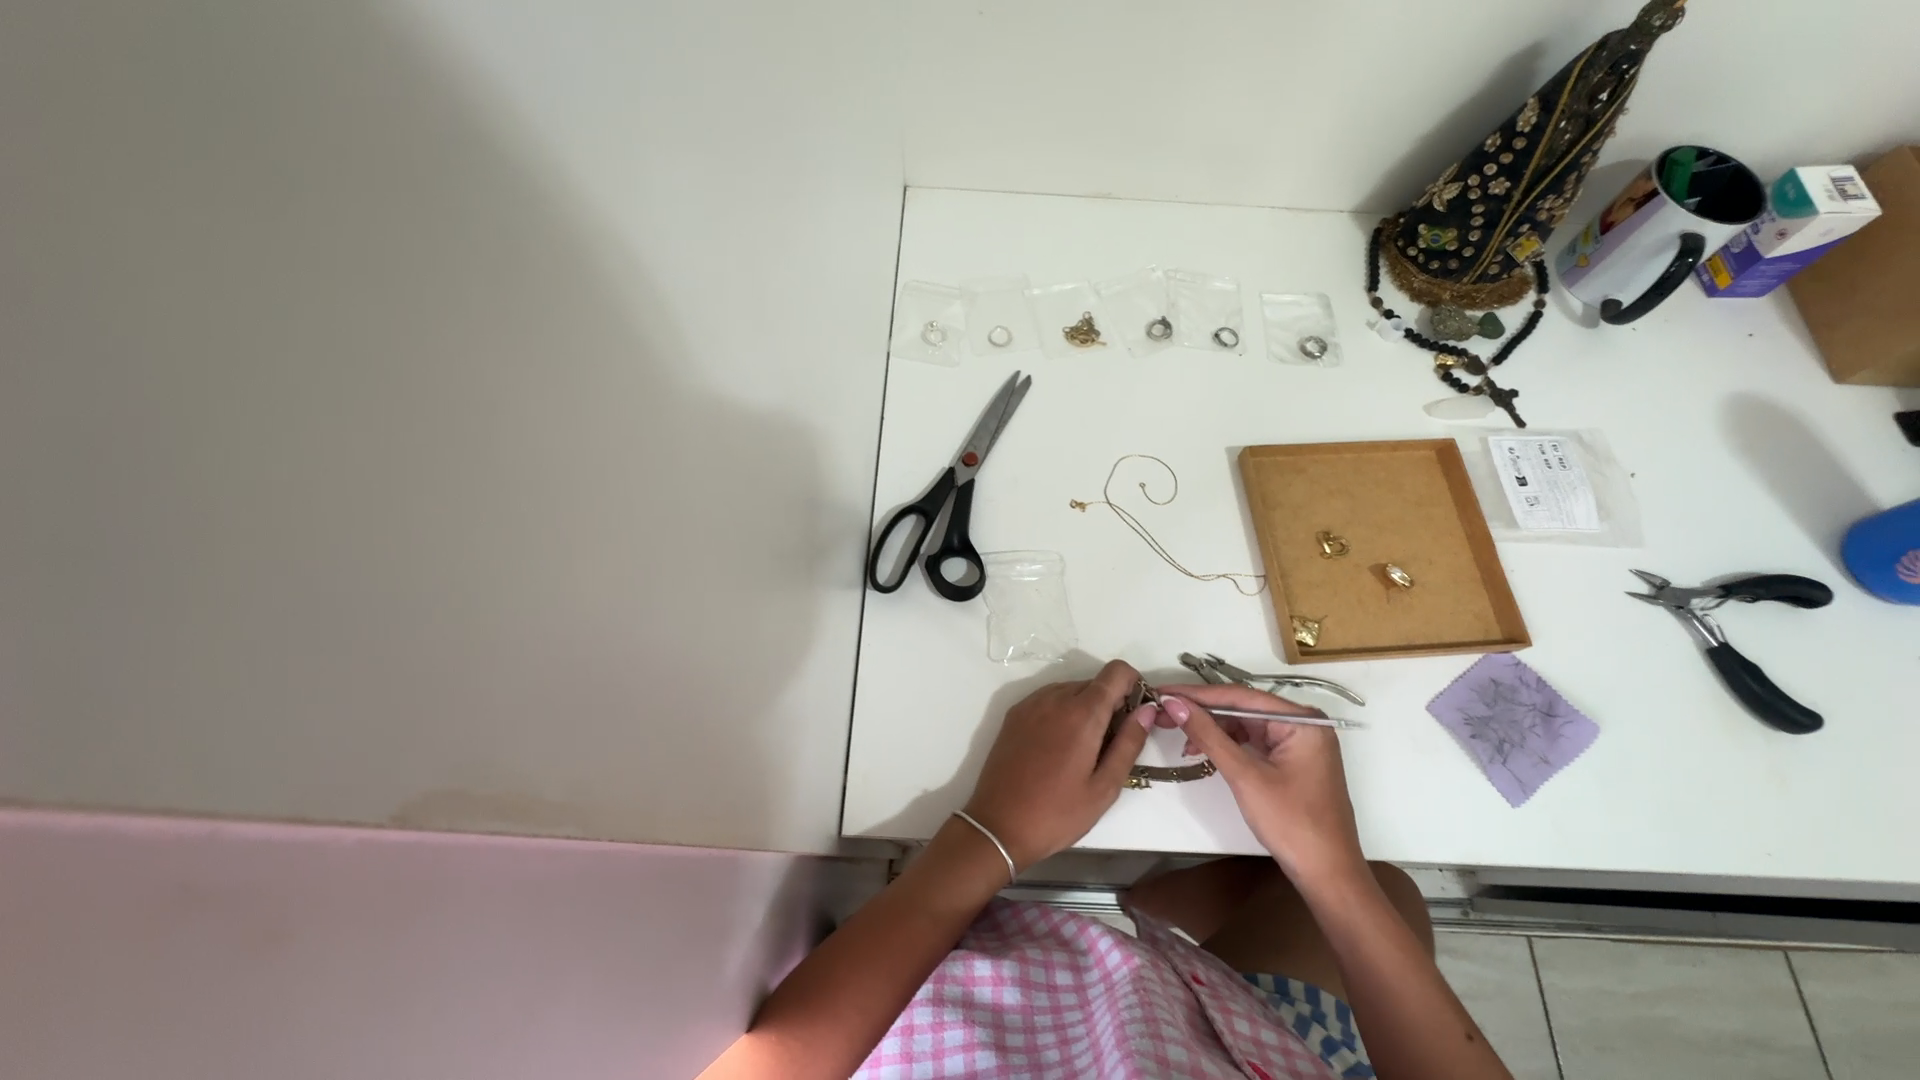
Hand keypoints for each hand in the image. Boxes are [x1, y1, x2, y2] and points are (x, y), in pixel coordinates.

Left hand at [962, 660, 1153, 869]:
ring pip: (1071, 690)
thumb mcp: (1104, 787)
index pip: (1116, 672)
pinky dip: (1062, 711)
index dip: (1133, 686)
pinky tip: (1059, 746)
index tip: (1135, 714)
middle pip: (1094, 682)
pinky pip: (1048, 699)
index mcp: (1082, 713)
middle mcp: (1055, 698)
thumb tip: (1147, 710)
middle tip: (1111, 743)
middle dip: (1111, 703)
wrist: (998, 826)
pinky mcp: (1014, 714)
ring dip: (1085, 707)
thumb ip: (1129, 743)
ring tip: (1084, 749)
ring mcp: (1030, 704)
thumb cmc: (1057, 813)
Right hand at [1156, 683, 1365, 882]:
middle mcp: (1303, 724)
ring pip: (1245, 725)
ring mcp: (1299, 742)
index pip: (1240, 697)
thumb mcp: (1245, 776)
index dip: (1197, 695)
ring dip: (1212, 731)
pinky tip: (1203, 751)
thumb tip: (1175, 704)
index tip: (1163, 692)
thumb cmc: (1292, 823)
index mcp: (1301, 720)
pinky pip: (1254, 742)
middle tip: (1163, 713)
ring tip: (1179, 737)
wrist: (1327, 873)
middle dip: (1202, 712)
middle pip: (1243, 709)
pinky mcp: (1292, 760)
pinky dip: (1228, 746)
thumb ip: (1209, 735)